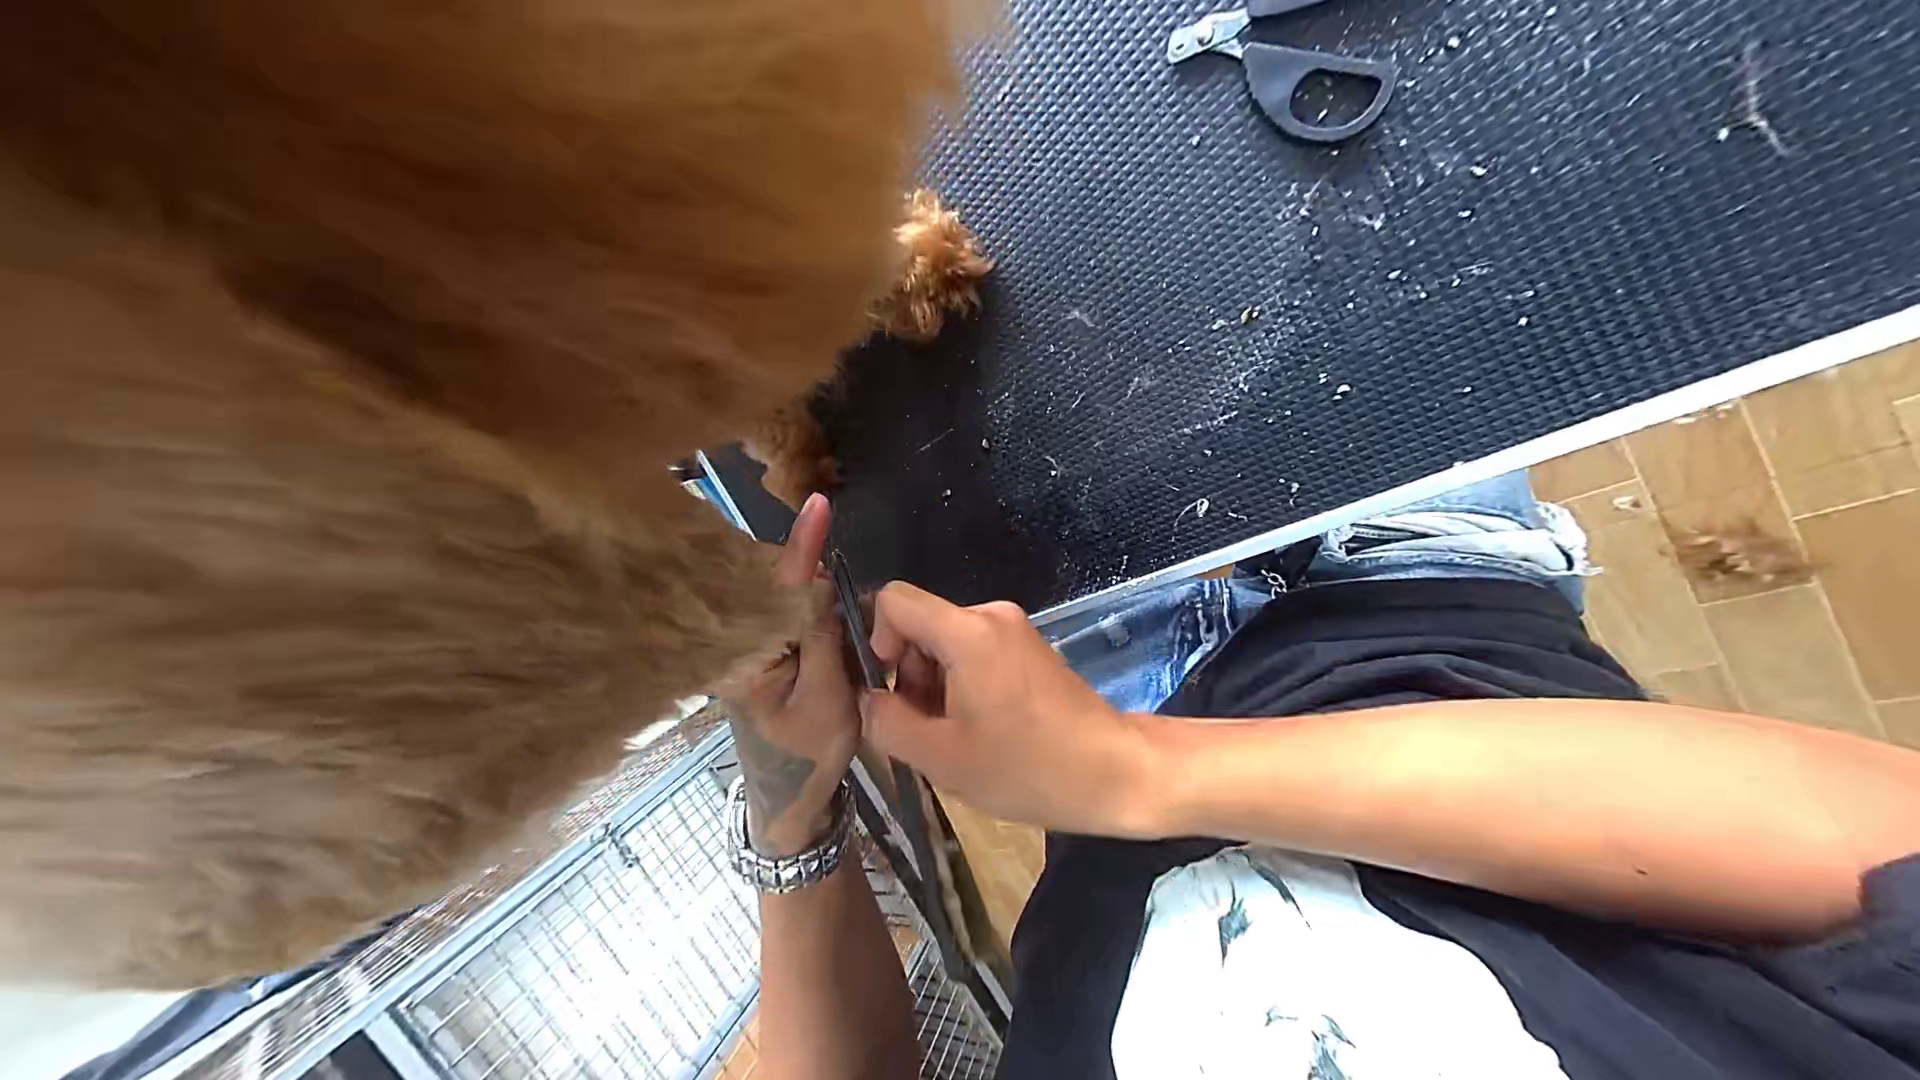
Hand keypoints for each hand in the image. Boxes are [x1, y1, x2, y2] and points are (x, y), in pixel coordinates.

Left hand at [720, 494, 860, 856]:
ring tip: (840, 604)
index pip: (775, 592)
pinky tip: (837, 606)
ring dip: (818, 586)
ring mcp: (756, 647)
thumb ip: (823, 637)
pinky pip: (795, 614)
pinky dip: (819, 604)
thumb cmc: (809, 753)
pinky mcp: (771, 651)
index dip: (800, 547)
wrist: (797, 792)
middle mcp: (743, 645)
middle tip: (843, 564)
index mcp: (746, 658)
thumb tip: (824, 582)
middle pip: (777, 585)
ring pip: (789, 598)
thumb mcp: (828, 696)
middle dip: (810, 562)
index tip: (818, 506)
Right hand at [860, 582, 1165, 836]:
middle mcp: (990, 614)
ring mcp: (1014, 628)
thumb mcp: (941, 758)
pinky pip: (974, 650)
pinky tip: (980, 726)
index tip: (890, 688)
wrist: (1114, 771)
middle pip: (921, 624)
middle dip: (908, 672)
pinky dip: (961, 682)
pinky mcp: (1028, 646)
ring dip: (934, 683)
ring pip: (945, 641)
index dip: (877, 639)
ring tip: (956, 734)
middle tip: (926, 727)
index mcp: (968, 631)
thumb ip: (887, 722)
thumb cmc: (1027, 767)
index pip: (894, 599)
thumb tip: (865, 698)